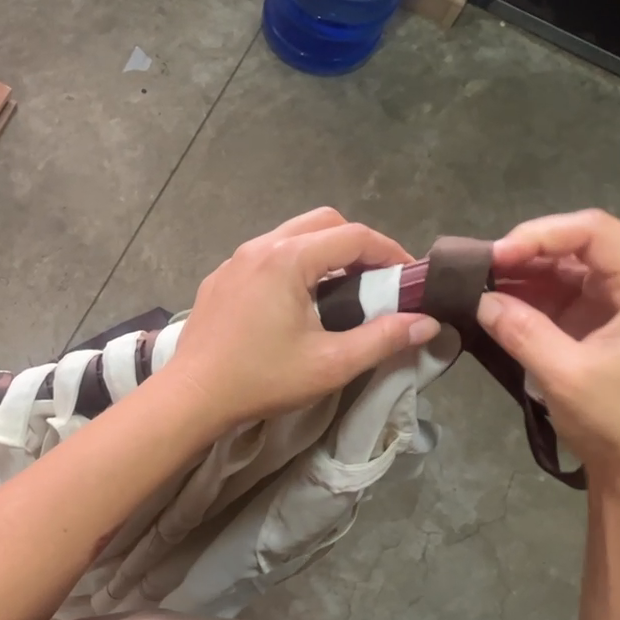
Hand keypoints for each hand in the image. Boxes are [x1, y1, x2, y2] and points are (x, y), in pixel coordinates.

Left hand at [162, 208, 440, 426]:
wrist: (193, 396)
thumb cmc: (261, 379)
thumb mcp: (330, 364)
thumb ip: (383, 339)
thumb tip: (426, 323)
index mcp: (288, 258)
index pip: (353, 236)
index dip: (389, 252)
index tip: (406, 279)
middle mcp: (259, 247)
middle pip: (322, 223)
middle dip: (355, 245)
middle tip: (374, 281)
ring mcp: (233, 262)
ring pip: (290, 236)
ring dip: (321, 253)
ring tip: (340, 290)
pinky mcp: (218, 281)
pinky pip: (263, 257)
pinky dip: (290, 265)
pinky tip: (294, 303)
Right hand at [476, 210, 619, 479]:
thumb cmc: (618, 418)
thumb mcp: (566, 375)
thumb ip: (522, 331)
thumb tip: (478, 300)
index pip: (594, 232)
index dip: (541, 236)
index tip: (494, 258)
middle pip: (578, 241)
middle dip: (525, 252)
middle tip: (476, 270)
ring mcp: (618, 295)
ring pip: (563, 263)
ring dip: (519, 271)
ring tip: (475, 283)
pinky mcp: (596, 314)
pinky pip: (556, 288)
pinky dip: (524, 292)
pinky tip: (492, 300)